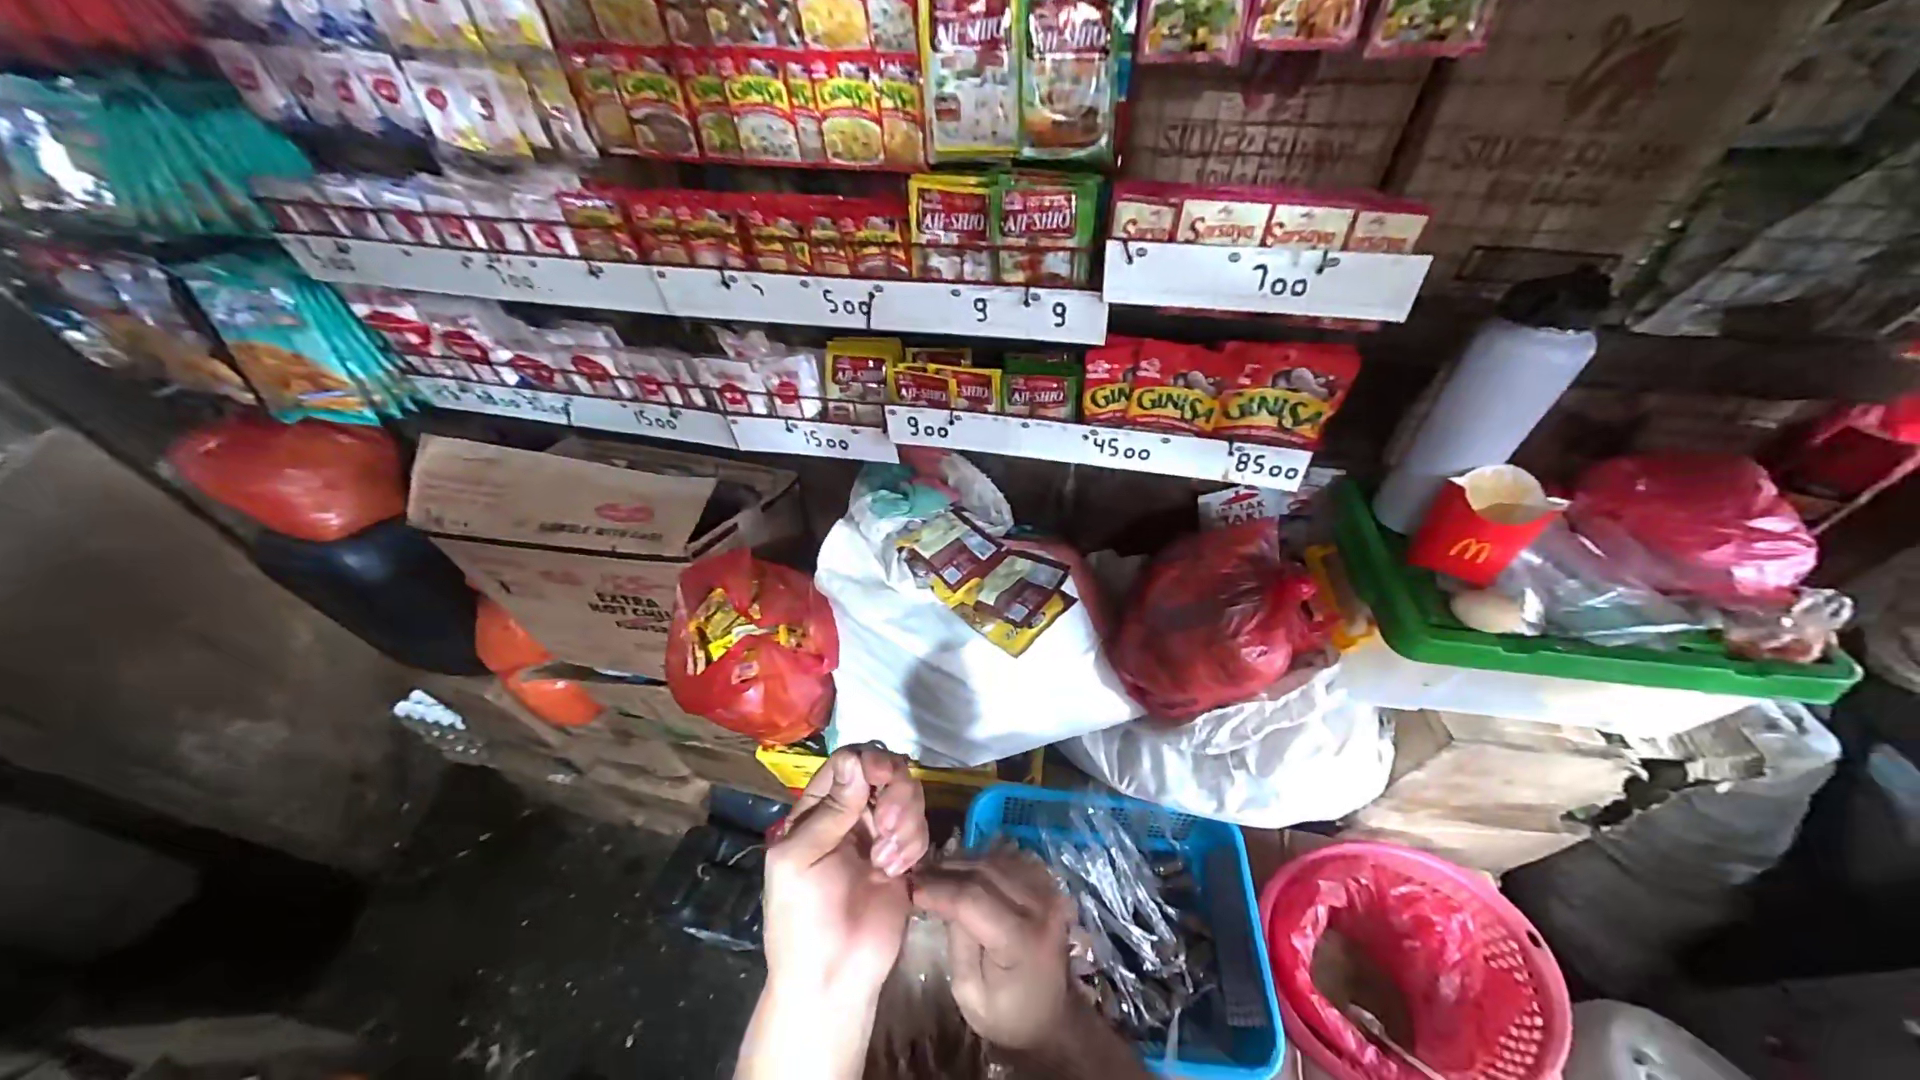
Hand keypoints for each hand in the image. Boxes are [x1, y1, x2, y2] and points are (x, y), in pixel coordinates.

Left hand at [761, 742, 928, 1005]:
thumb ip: (830, 809)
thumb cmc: (802, 918)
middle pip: (885, 771)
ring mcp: (880, 834)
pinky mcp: (905, 855)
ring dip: (904, 820)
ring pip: (908, 794)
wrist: (833, 977)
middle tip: (886, 824)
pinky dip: (913, 843)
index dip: (867, 760)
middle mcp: (851, 814)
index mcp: (818, 809)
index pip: (847, 762)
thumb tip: (857, 760)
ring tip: (887, 859)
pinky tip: (897, 872)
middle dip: (893, 790)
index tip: (880, 774)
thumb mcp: (799, 859)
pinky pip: (920, 827)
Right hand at [908, 850, 1075, 1051]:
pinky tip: (963, 870)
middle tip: (916, 875)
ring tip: (934, 871)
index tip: (910, 888)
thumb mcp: (971, 994)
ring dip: (962, 862)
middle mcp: (1041, 907)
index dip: (938, 889)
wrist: (1053, 1015)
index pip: (972, 899)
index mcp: (1022, 940)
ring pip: (995, 859)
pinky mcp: (1047, 885)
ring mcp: (1048, 891)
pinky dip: (982, 860)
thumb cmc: (1009, 1014)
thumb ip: (957, 943)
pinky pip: (1008, 860)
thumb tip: (942, 899)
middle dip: (945, 871)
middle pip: (984, 872)